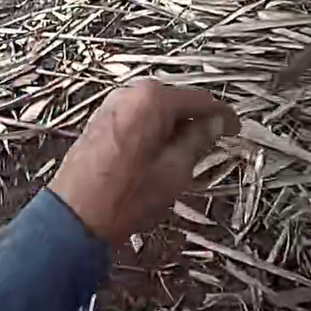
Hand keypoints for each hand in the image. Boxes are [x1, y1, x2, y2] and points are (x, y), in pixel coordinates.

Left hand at [48, 80, 240, 244]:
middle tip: (216, 140)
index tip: (235, 128)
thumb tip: (215, 124)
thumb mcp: (175, 171)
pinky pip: (137, 116)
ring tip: (190, 151)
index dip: (222, 115)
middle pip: (176, 100)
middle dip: (197, 119)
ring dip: (175, 125)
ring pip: (155, 109)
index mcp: (152, 100)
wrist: (75, 217)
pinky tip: (162, 151)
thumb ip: (198, 140)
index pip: (200, 100)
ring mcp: (112, 105)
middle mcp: (130, 94)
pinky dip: (154, 129)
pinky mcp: (100, 120)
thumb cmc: (125, 198)